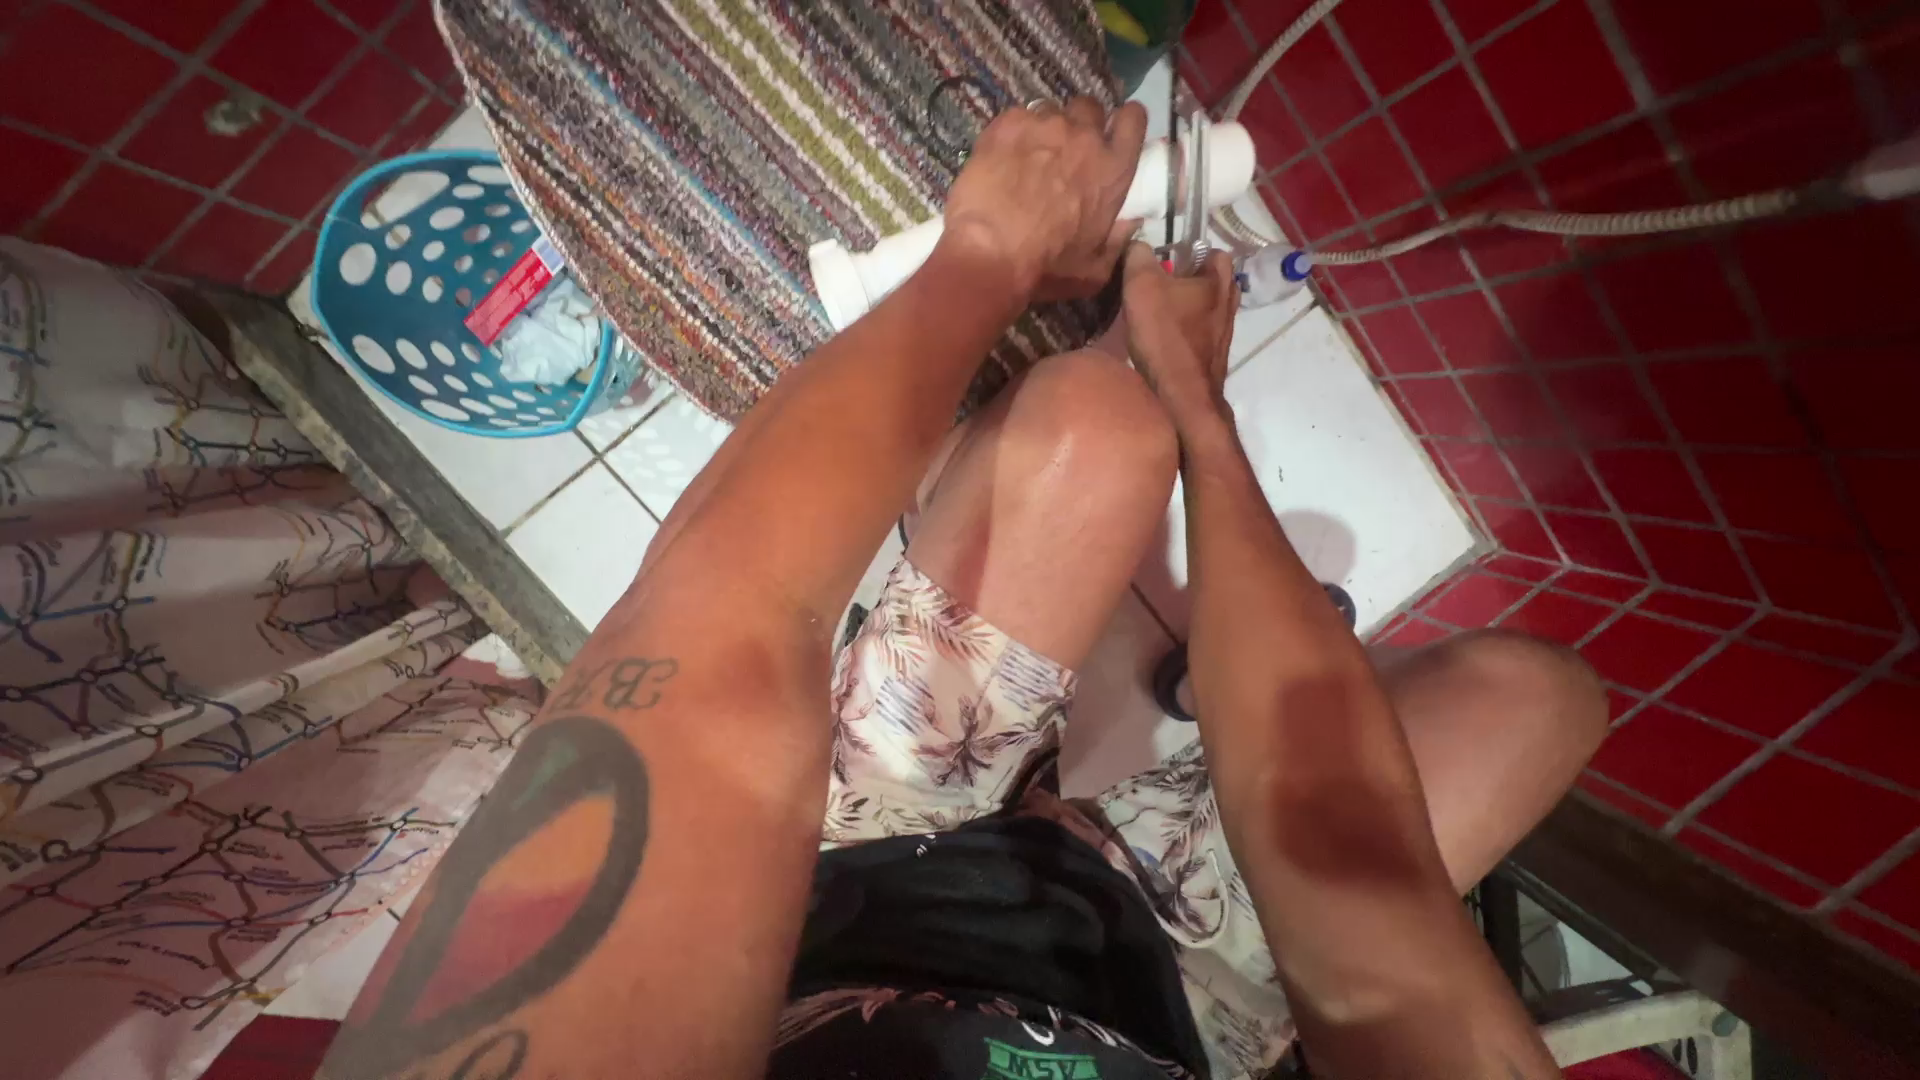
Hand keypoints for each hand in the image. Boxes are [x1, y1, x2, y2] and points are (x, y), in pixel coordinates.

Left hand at [942, 97, 1147, 300]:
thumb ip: (1117, 242)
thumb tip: (1129, 223)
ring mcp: (1045, 125)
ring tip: (1027, 159)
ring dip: (1045, 130)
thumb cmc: (1045, 268)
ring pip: (1051, 112)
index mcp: (1113, 170)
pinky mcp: (1008, 124)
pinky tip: (1002, 159)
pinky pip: (1017, 118)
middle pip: (1090, 109)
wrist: (990, 254)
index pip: (1133, 121)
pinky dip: (1013, 134)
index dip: (1123, 122)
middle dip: (1081, 124)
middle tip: (1064, 152)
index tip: (1111, 134)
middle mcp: (1084, 138)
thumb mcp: (1094, 271)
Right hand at [1121, 242, 1237, 422]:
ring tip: (1159, 317)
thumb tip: (1136, 243)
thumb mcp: (1141, 287)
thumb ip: (1138, 257)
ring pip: (1207, 310)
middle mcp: (1228, 302)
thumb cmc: (1165, 337)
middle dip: (1189, 282)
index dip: (1189, 253)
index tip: (1166, 263)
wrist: (1184, 397)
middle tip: (1161, 288)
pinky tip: (1165, 344)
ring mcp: (1224, 333)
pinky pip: (1200, 336)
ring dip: (1188, 310)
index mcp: (1218, 279)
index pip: (1211, 252)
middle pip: (1211, 281)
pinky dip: (1186, 335)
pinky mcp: (1213, 358)